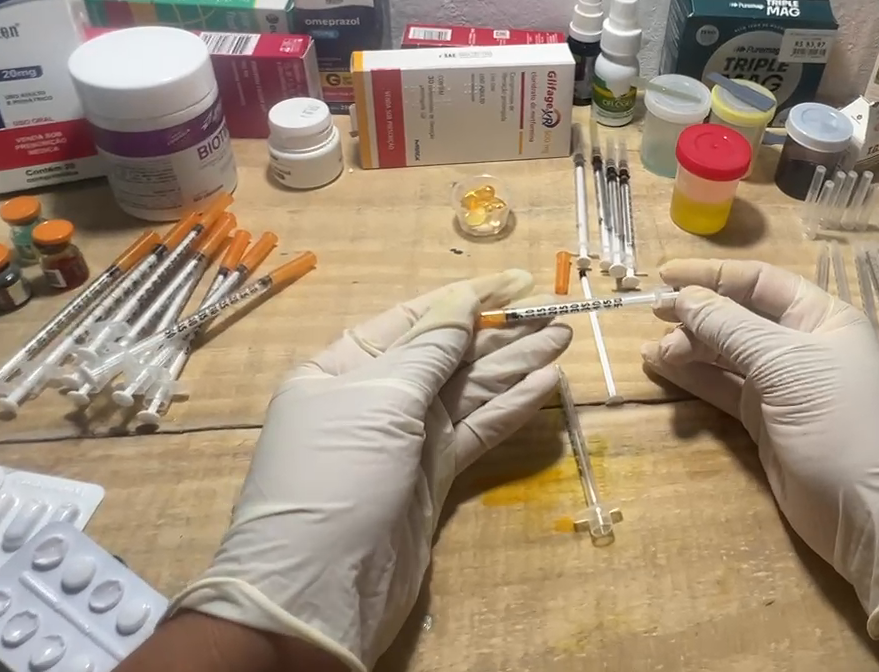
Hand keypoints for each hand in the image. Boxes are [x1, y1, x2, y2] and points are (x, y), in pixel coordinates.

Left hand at [169, 270, 571, 668]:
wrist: (316, 598)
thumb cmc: (338, 477)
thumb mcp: (381, 399)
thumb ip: (430, 346)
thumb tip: (464, 297)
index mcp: (347, 367)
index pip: (418, 317)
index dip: (470, 295)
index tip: (519, 281)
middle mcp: (378, 396)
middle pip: (451, 352)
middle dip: (502, 331)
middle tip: (556, 312)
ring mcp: (408, 437)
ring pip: (471, 388)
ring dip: (517, 363)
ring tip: (562, 338)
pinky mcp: (434, 472)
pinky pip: (479, 427)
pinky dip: (512, 407)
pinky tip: (546, 385)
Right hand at [644, 259, 878, 635]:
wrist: (869, 513)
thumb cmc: (838, 421)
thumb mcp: (784, 365)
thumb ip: (730, 328)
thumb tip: (684, 298)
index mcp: (820, 317)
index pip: (759, 282)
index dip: (713, 276)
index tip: (666, 275)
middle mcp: (800, 343)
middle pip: (739, 315)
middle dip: (698, 313)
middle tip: (653, 313)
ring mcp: (781, 383)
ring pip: (726, 352)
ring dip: (690, 346)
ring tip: (654, 351)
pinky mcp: (763, 418)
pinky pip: (722, 386)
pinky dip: (694, 376)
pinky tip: (663, 368)